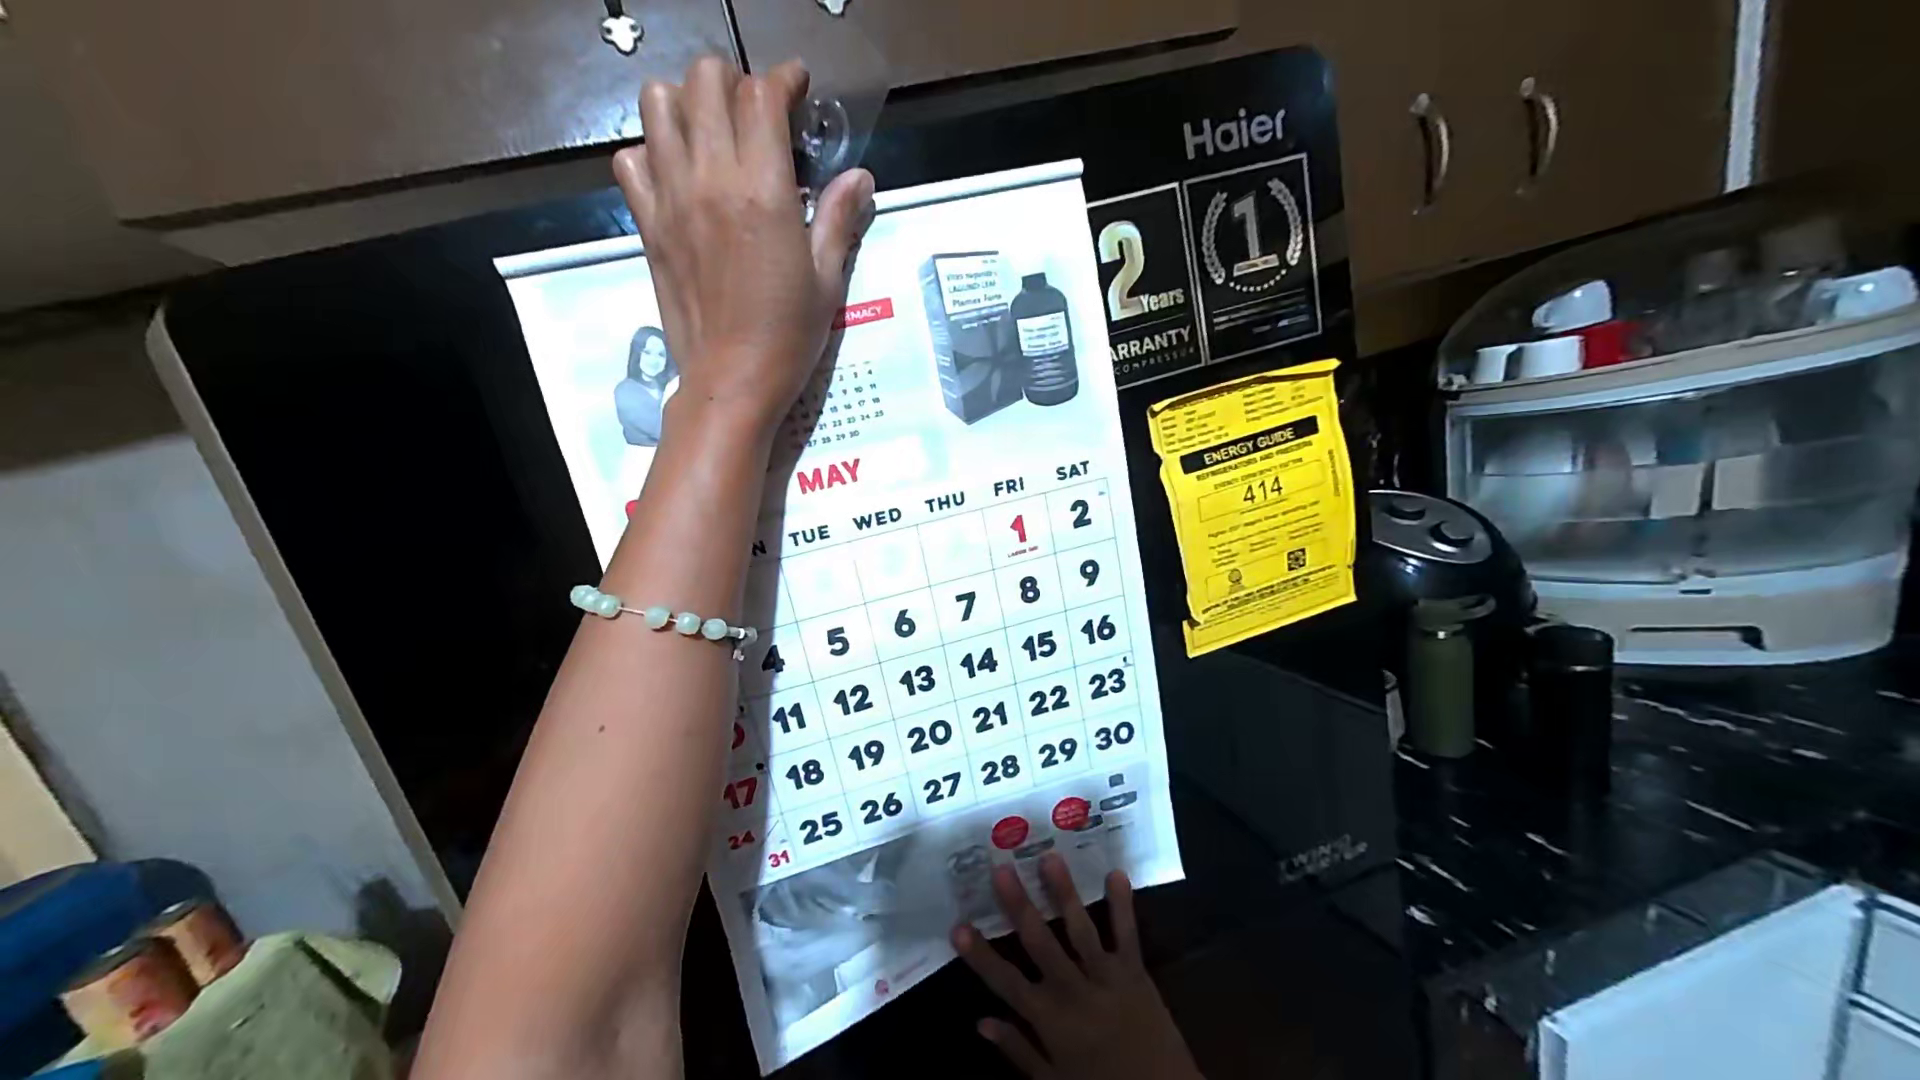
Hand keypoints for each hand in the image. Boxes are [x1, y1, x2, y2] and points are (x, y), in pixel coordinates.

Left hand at [611, 56, 874, 438]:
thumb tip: (859, 177)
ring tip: (713, 133)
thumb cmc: (789, 335)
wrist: (731, 379)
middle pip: (705, 81)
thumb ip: (839, 219)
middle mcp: (710, 180)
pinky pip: (631, 159)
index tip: (797, 90)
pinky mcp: (648, 224)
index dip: (783, 80)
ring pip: (657, 105)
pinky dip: (652, 150)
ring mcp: (671, 199)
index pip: (761, 96)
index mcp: (762, 192)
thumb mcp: (826, 279)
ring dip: (688, 103)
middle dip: (735, 82)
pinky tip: (679, 174)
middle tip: (757, 114)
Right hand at [954, 855, 1203, 1079]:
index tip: (958, 926)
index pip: (1006, 983)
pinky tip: (1116, 873)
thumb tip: (980, 1021)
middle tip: (1002, 869)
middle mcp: (1074, 993)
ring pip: (1080, 930)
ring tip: (1050, 857)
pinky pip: (1128, 935)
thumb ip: (1018, 1050)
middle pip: (1040, 943)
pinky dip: (1123, 905)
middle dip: (1019, 905)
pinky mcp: (1135, 974)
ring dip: (1064, 893)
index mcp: (1050, 1021)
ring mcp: (1106, 979)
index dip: (980, 955)